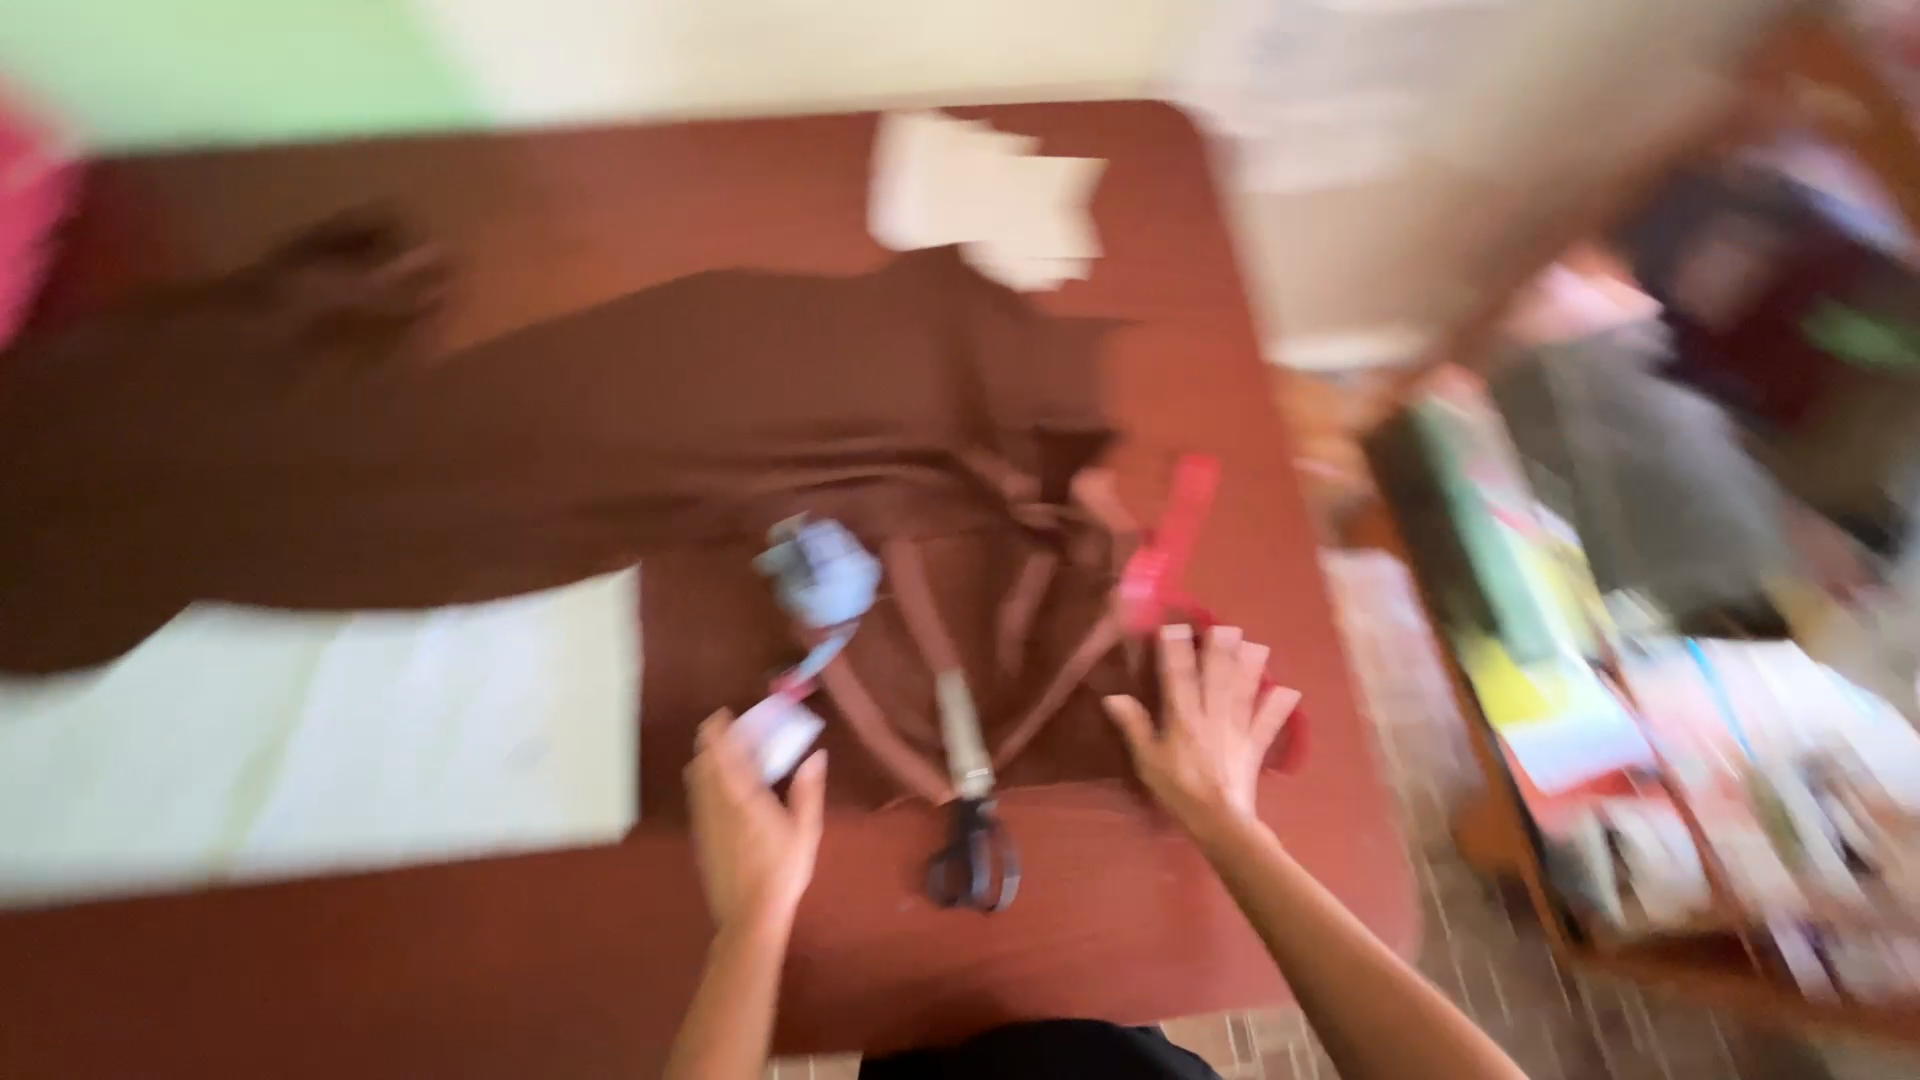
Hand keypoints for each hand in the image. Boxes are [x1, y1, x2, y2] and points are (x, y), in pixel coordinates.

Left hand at [684, 710, 826, 934]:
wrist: (750, 916)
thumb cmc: (783, 871)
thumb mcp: (806, 831)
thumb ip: (808, 791)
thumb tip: (816, 756)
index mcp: (744, 800)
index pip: (724, 756)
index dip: (718, 732)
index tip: (721, 715)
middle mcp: (718, 806)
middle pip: (704, 764)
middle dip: (711, 743)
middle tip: (730, 732)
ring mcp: (706, 823)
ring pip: (696, 781)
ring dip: (706, 761)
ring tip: (725, 754)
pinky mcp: (701, 838)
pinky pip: (698, 798)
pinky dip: (705, 781)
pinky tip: (722, 788)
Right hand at [1103, 625, 1299, 835]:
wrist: (1219, 822)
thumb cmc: (1178, 790)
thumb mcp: (1148, 761)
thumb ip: (1134, 726)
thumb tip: (1114, 697)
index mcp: (1183, 718)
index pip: (1177, 677)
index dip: (1175, 651)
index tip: (1174, 627)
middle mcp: (1212, 716)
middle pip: (1217, 676)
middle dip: (1220, 649)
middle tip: (1225, 625)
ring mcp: (1237, 729)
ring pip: (1245, 691)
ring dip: (1251, 667)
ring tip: (1257, 645)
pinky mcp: (1255, 745)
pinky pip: (1269, 722)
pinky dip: (1279, 707)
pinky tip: (1290, 690)